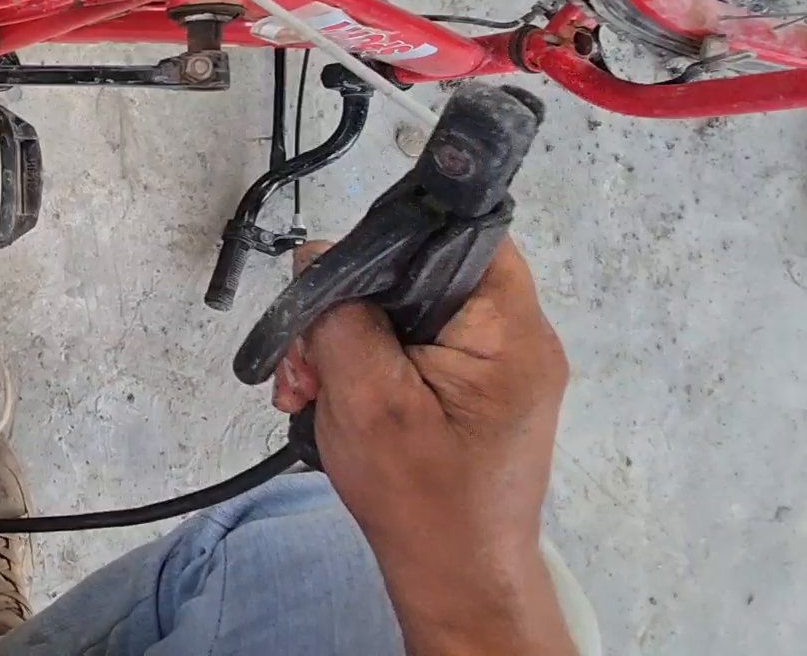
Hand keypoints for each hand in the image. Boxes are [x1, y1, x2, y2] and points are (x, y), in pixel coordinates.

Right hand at [272, 238, 575, 655]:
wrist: (449, 577)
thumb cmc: (418, 492)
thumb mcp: (365, 394)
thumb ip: (338, 313)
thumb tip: (317, 254)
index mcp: (507, 333)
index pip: (465, 238)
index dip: (398, 234)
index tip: (337, 267)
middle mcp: (506, 338)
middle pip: (410, 276)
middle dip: (340, 306)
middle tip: (305, 353)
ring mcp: (481, 363)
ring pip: (389, 311)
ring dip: (332, 340)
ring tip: (305, 385)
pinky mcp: (456, 383)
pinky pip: (393, 344)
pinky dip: (348, 362)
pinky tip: (317, 393)